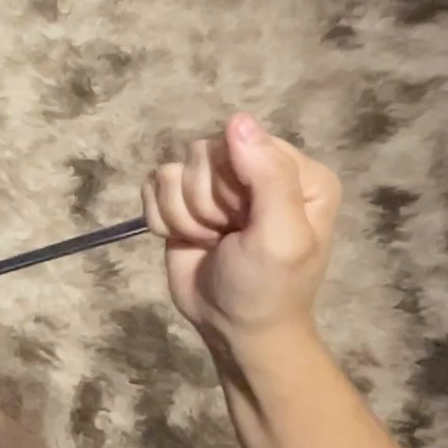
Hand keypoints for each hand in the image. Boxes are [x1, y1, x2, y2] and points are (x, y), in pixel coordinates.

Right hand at [142, 113, 340, 346]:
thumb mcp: (281, 237)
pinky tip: (183, 239)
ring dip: (182, 214)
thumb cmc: (267, 287)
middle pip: (202, 154)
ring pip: (172, 171)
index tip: (246, 220)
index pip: (240, 143)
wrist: (233, 328)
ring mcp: (214, 186)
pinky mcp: (180, 201)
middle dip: (205, 202)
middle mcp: (255, 170)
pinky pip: (151, 187)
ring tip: (209, 240)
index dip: (231, 183)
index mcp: (296, 172)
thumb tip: (237, 118)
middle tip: (227, 234)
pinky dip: (161, 218)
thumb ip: (268, 176)